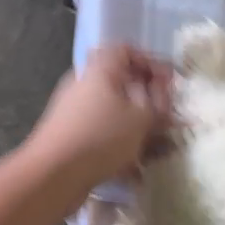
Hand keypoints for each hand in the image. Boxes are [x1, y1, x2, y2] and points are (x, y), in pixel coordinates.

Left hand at [24, 44, 172, 190]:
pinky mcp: (70, 137)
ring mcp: (74, 111)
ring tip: (154, 150)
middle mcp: (84, 84)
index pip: (127, 50)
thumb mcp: (141, 119)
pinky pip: (102, 135)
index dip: (151, 63)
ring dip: (136, 128)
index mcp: (100, 68)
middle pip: (120, 84)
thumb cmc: (102, 138)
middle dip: (146, 101)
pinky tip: (134, 170)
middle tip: (166, 119)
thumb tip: (163, 96)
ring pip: (113, 113)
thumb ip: (158, 105)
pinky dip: (120, 146)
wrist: (54, 173)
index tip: (170, 84)